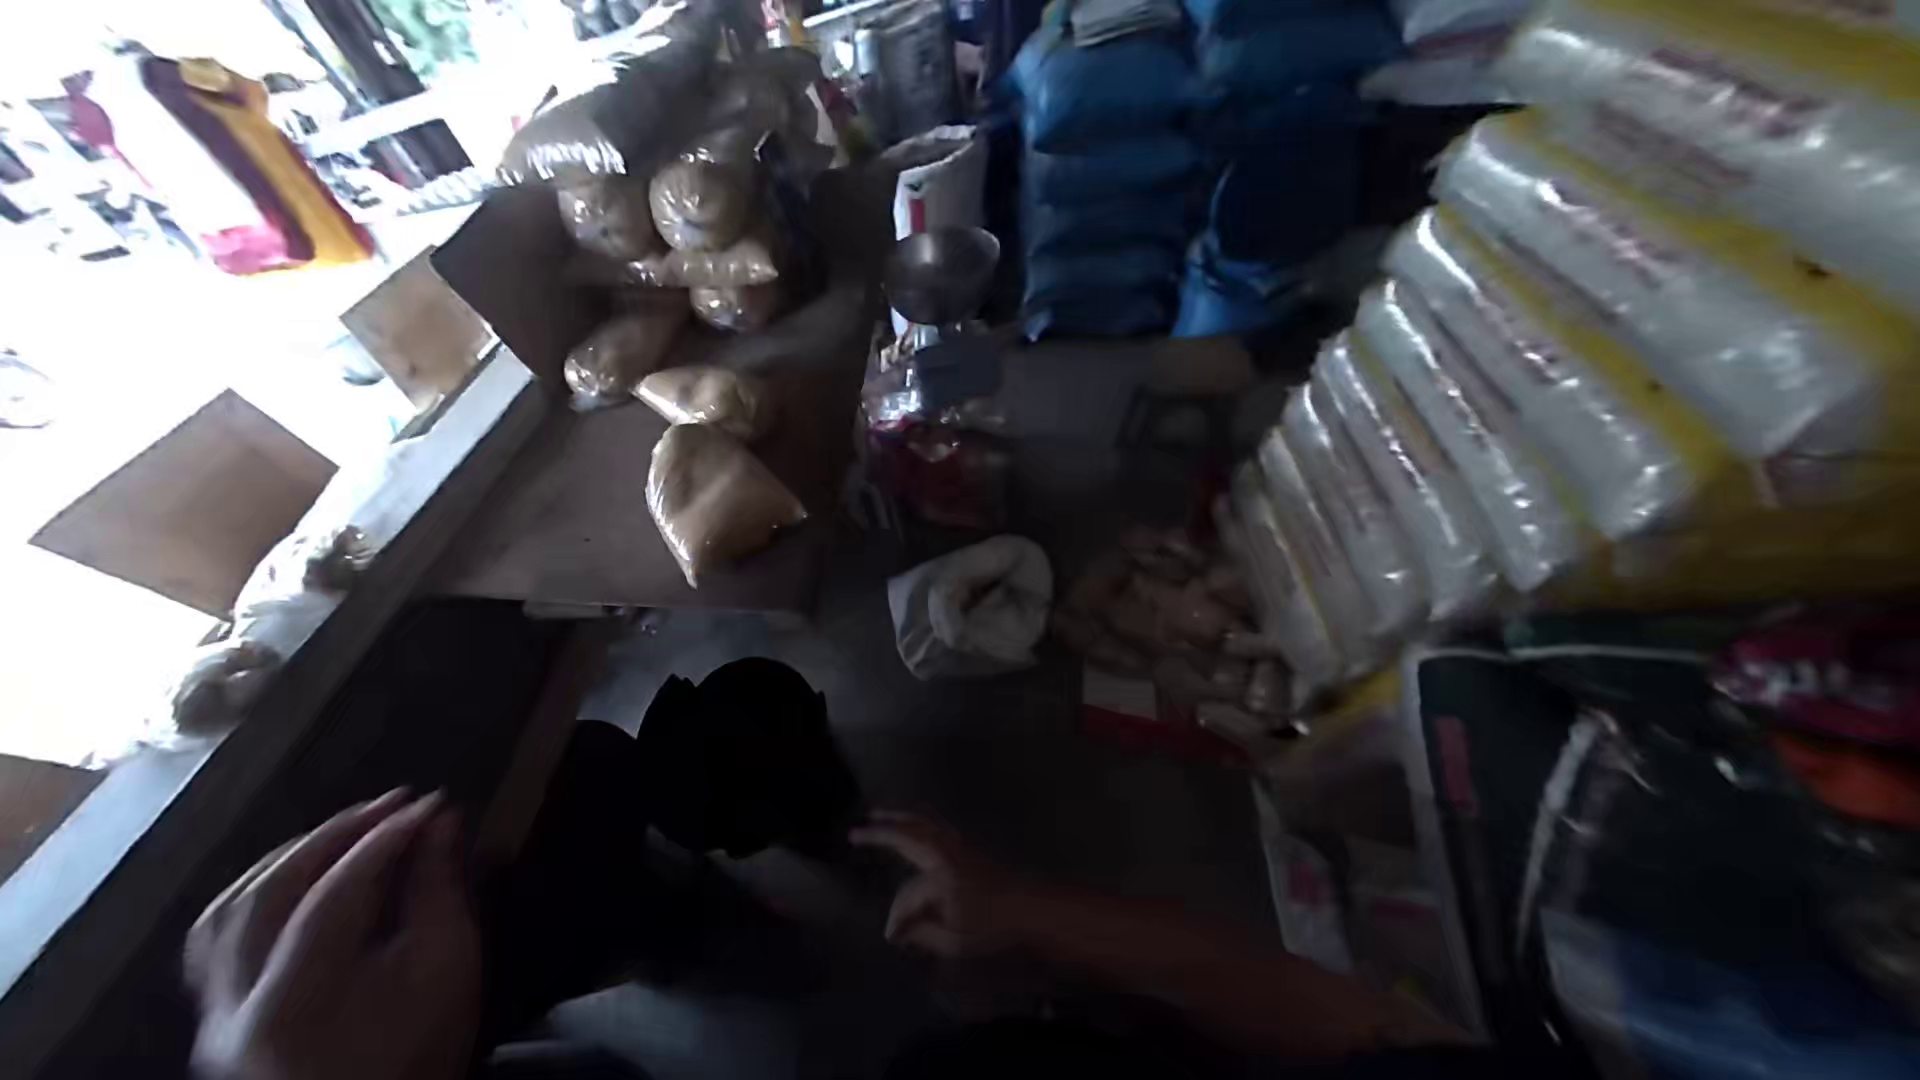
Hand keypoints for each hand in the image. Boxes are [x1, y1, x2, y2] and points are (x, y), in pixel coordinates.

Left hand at [183, 790, 479, 1079]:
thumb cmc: (423, 1042)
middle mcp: (236, 1007)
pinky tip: (302, 866)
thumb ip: (439, 888)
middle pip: (268, 897)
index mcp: (301, 1000)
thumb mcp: (449, 961)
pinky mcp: (214, 1013)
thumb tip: (440, 820)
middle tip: (394, 801)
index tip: (432, 805)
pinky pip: (215, 937)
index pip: (334, 896)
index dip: (386, 840)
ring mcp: (213, 1014)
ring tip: (353, 824)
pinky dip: (259, 887)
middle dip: (336, 835)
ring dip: (294, 854)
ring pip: (227, 912)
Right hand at [849, 811, 1035, 956]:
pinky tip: (911, 824)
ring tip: (878, 814)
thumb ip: (921, 932)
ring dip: (898, 816)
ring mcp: (955, 843)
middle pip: (908, 832)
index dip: (897, 916)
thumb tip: (897, 929)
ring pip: (920, 821)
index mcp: (939, 872)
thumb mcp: (954, 939)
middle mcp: (945, 850)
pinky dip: (915, 819)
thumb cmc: (991, 925)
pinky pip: (932, 824)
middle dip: (881, 829)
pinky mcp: (963, 844)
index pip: (907, 894)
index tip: (891, 936)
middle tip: (858, 828)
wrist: (1027, 906)